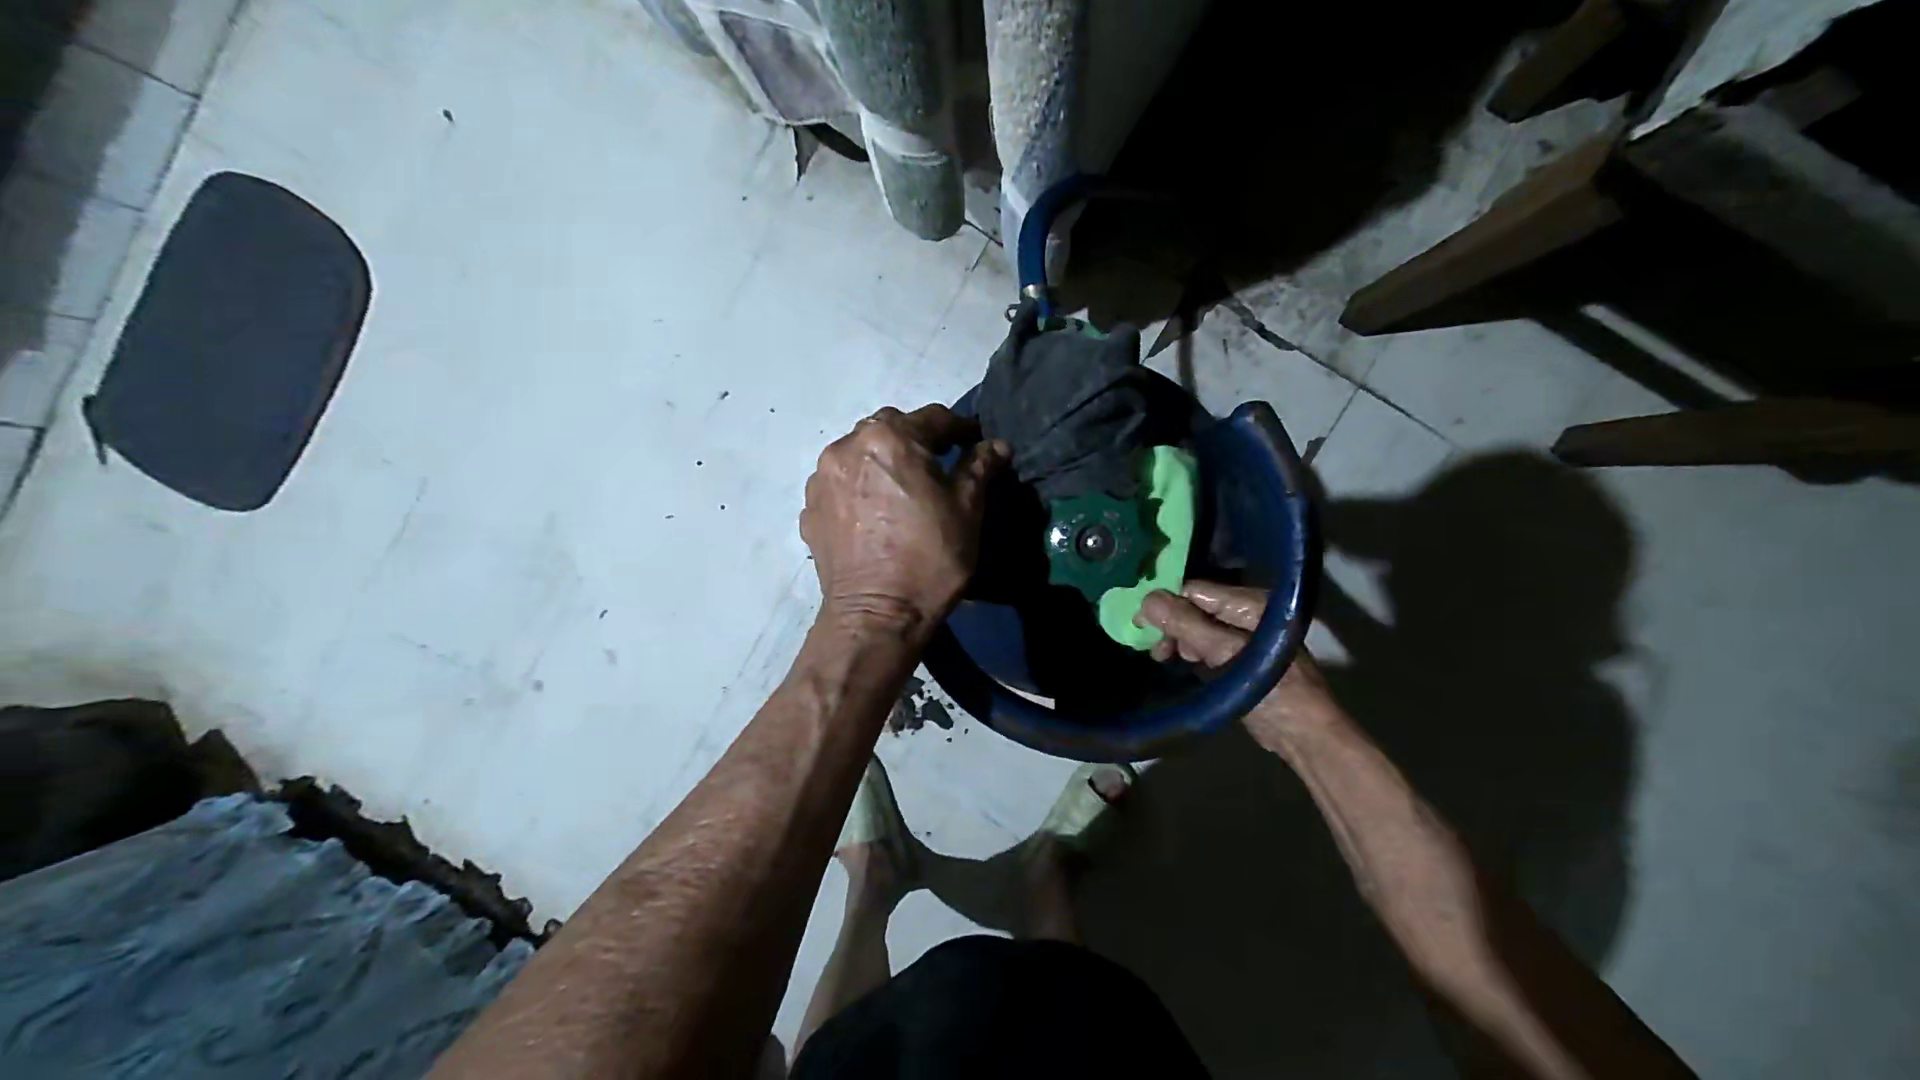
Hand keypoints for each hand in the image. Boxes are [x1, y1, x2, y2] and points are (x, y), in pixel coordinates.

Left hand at [802, 405, 1008, 632]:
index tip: (974, 442)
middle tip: (937, 465)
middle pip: (889, 429)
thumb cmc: (930, 558)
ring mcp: (821, 479)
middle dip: (916, 440)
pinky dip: (858, 487)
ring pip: (858, 453)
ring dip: (882, 461)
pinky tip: (874, 512)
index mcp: (890, 439)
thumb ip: (980, 468)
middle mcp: (847, 447)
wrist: (876, 615)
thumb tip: (997, 445)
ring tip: (901, 488)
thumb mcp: (967, 511)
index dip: (959, 428)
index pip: (932, 418)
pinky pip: (839, 484)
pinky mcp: (809, 509)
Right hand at [1137, 580, 1340, 745]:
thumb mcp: (1226, 654)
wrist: (1303, 737)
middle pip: (1193, 607)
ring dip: (1177, 640)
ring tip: (1167, 658)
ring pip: (1195, 626)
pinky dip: (1188, 650)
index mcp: (1250, 603)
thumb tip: (1147, 600)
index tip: (1142, 626)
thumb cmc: (1272, 692)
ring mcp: (1241, 635)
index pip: (1194, 591)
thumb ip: (1187, 625)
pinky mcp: (1237, 656)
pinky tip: (1178, 662)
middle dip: (1171, 625)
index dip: (1166, 605)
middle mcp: (1246, 612)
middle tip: (1158, 650)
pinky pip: (1204, 643)